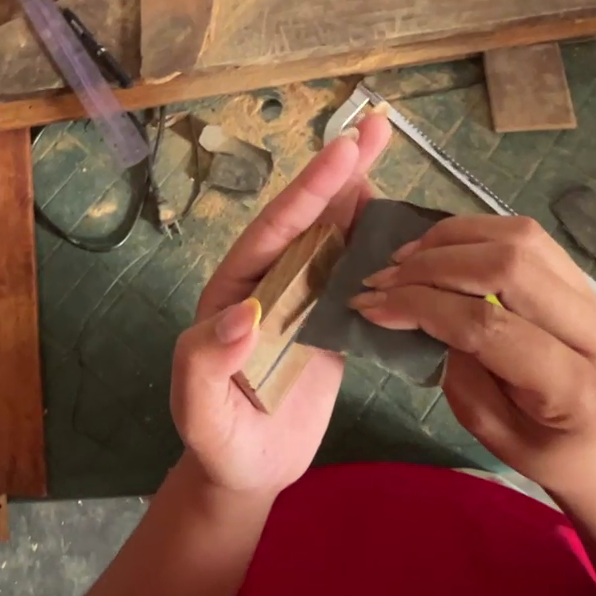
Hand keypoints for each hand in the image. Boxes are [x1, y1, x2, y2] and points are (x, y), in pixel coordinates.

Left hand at [168, 111, 392, 495]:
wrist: (247, 468)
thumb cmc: (215, 436)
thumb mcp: (197, 406)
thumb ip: (205, 360)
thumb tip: (242, 314)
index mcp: (237, 286)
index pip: (274, 230)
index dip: (308, 192)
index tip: (340, 152)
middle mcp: (270, 280)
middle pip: (307, 218)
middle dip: (338, 171)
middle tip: (374, 127)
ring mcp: (302, 298)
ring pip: (334, 237)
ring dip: (360, 194)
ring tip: (384, 149)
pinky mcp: (330, 321)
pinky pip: (356, 275)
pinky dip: (376, 244)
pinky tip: (398, 222)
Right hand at [349, 215, 595, 493]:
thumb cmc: (541, 447)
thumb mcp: (488, 429)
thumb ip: (455, 368)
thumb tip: (411, 309)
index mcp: (577, 390)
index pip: (488, 325)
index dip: (421, 306)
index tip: (369, 305)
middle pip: (509, 265)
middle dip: (431, 265)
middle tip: (383, 279)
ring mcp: (595, 297)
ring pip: (518, 237)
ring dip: (448, 239)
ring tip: (404, 259)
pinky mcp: (580, 276)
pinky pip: (523, 233)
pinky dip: (468, 233)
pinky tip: (435, 248)